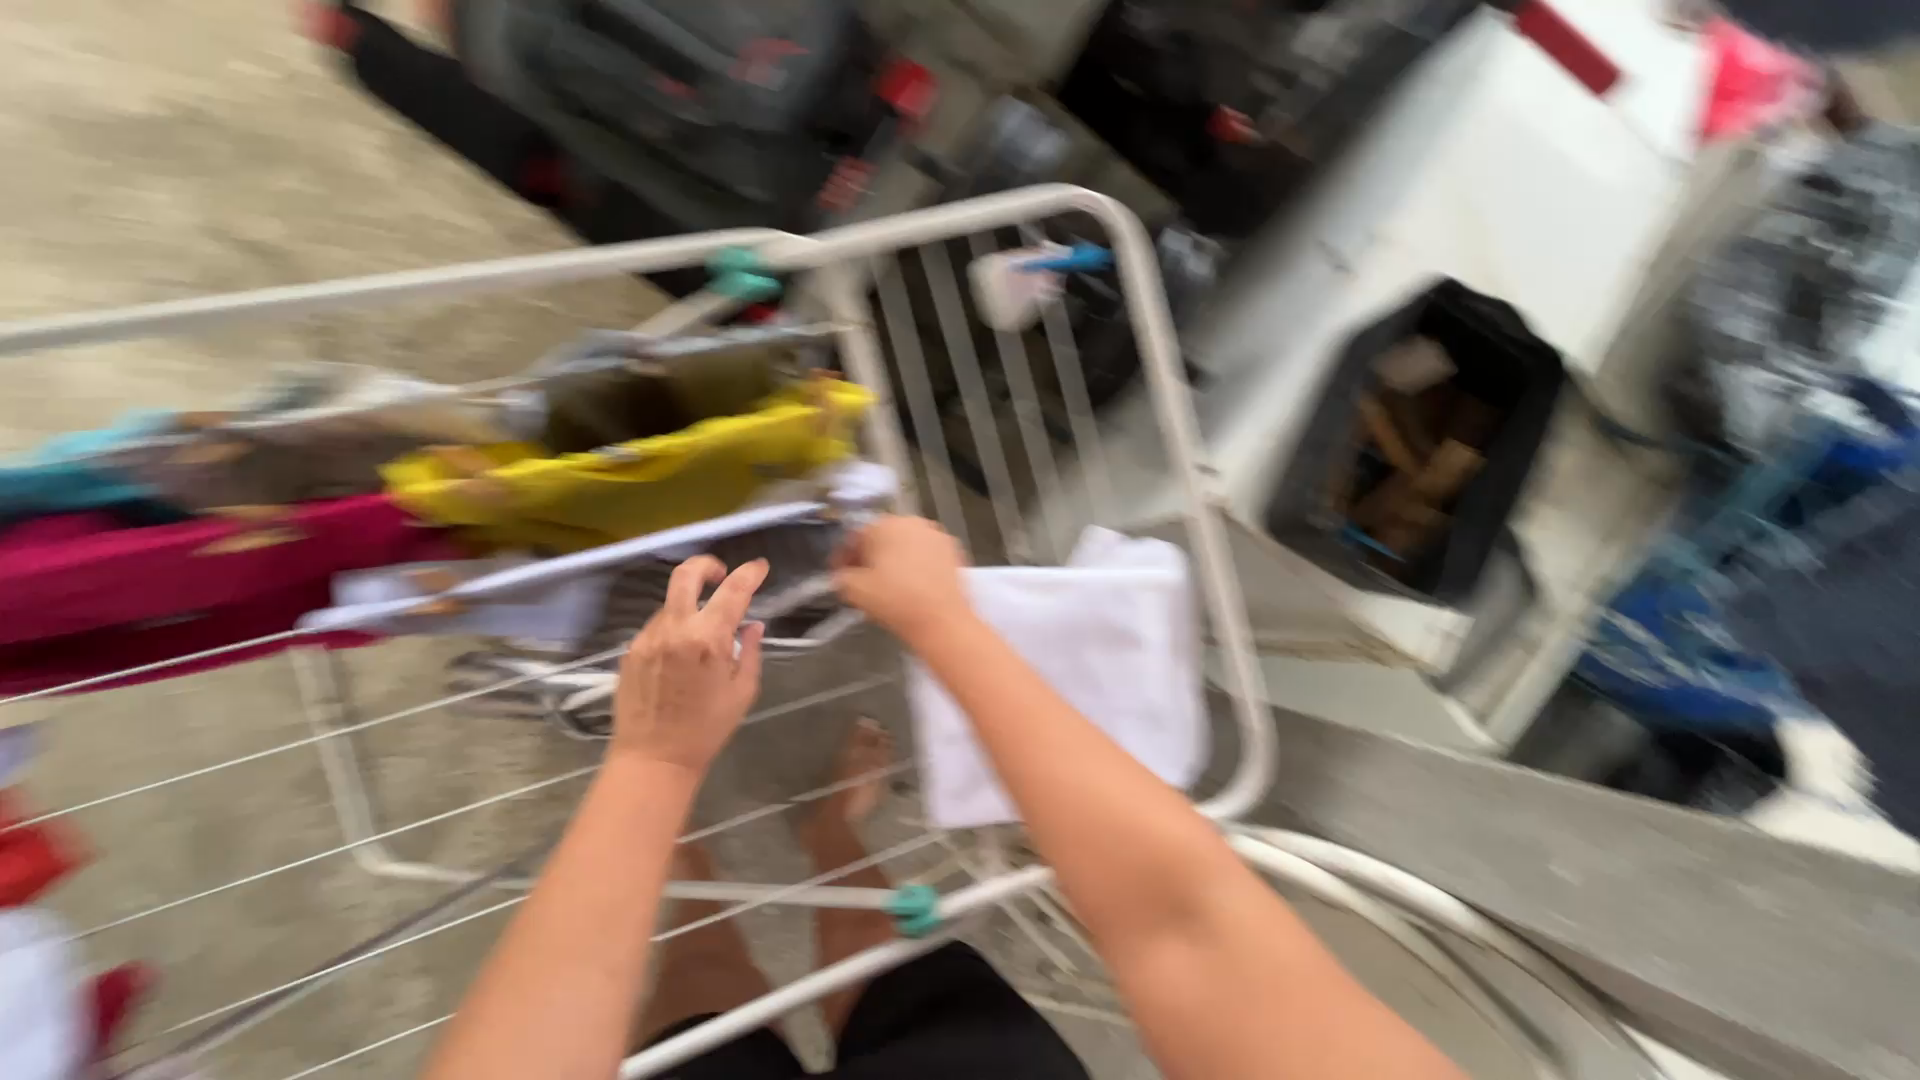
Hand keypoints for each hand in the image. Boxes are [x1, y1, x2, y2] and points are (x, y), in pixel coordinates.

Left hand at [613, 556, 768, 774]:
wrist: (654, 757)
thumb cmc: (707, 729)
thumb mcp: (743, 691)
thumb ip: (750, 652)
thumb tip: (752, 626)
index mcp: (709, 639)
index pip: (733, 590)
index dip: (750, 573)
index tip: (760, 567)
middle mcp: (675, 629)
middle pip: (686, 575)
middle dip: (707, 565)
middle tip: (721, 573)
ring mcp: (648, 638)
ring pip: (670, 603)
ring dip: (690, 604)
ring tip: (703, 628)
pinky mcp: (631, 650)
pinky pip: (656, 626)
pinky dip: (673, 627)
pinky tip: (681, 652)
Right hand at [833, 516, 971, 644]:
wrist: (942, 621)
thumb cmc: (895, 600)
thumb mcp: (855, 591)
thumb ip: (841, 577)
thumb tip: (842, 576)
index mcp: (885, 524)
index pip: (856, 535)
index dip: (843, 556)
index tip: (839, 574)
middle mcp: (912, 522)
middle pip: (882, 536)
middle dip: (870, 555)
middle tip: (861, 578)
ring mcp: (936, 535)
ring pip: (905, 544)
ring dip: (893, 558)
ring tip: (886, 582)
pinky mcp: (954, 551)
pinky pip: (925, 553)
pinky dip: (915, 564)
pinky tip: (911, 584)